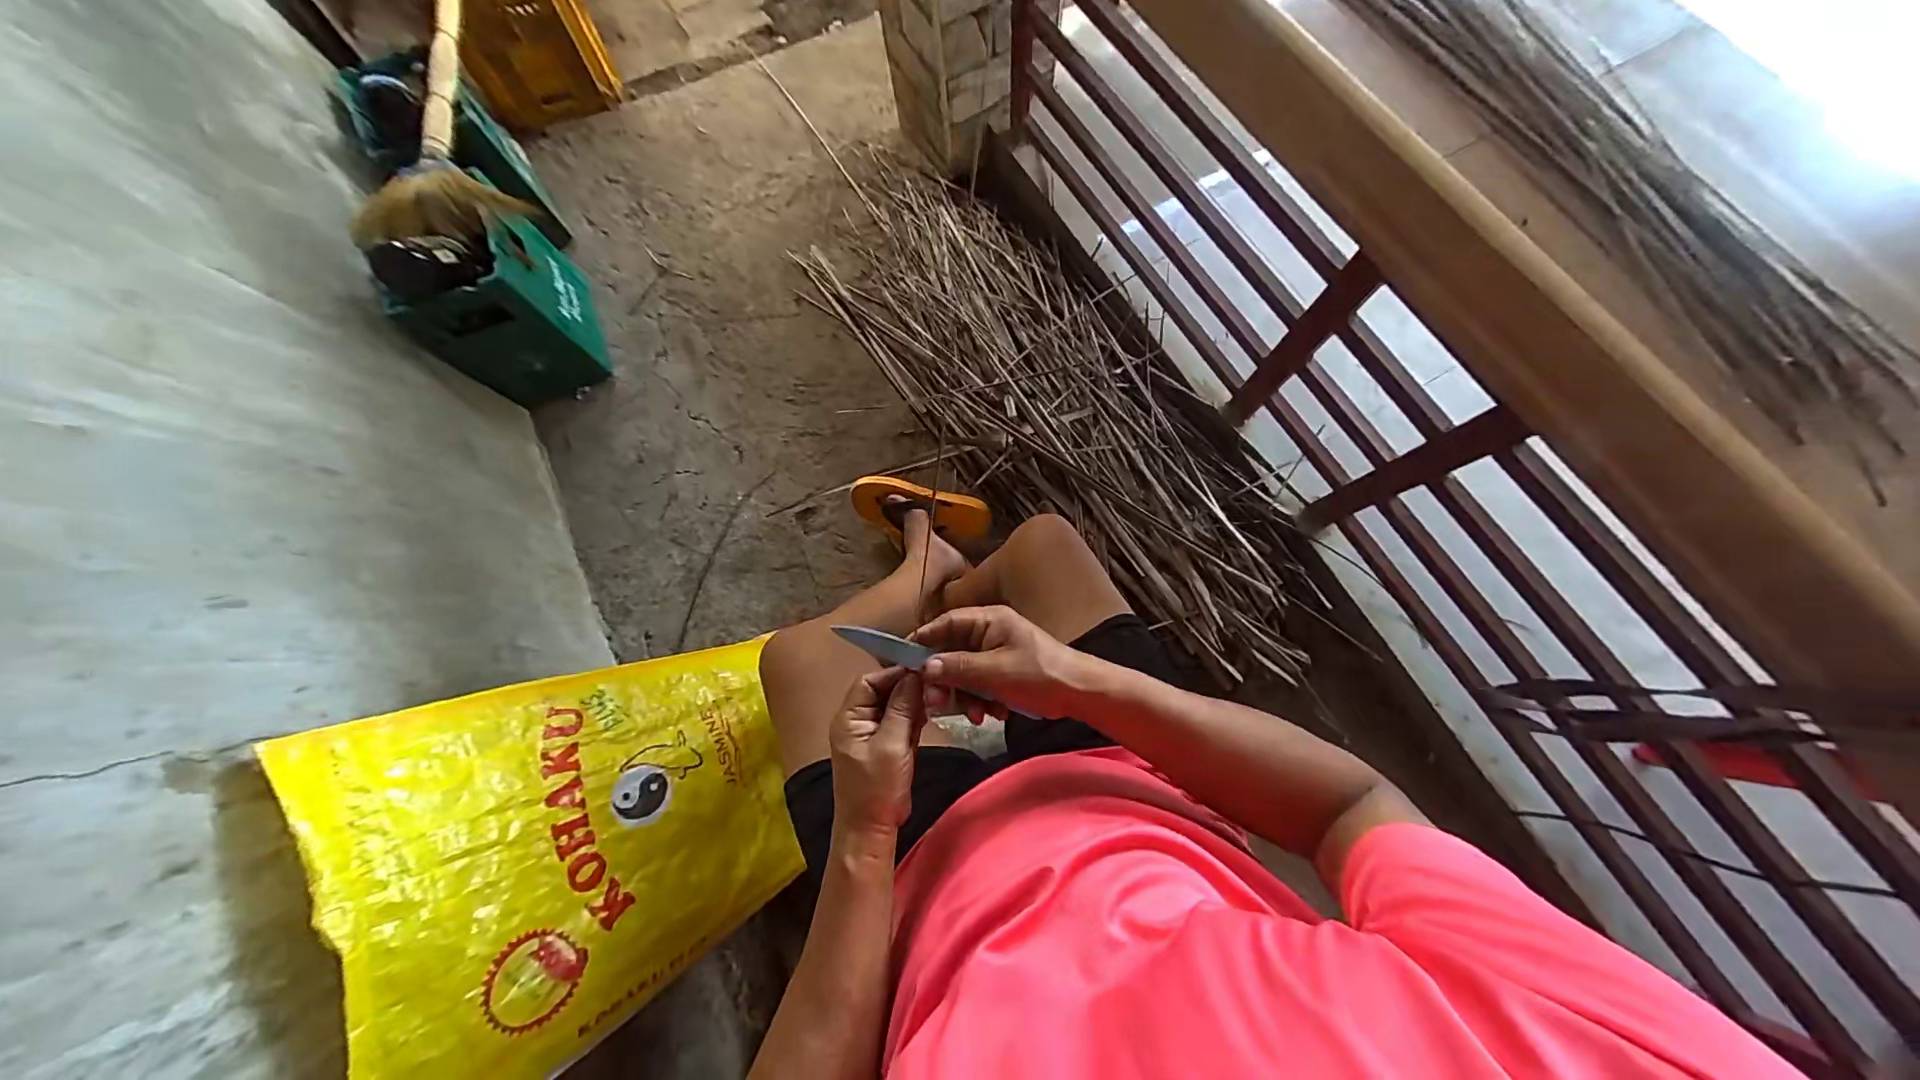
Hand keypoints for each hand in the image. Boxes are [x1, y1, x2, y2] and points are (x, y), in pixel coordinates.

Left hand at [829, 666, 926, 839]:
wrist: (872, 830)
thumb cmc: (877, 788)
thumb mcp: (893, 744)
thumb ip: (903, 707)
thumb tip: (915, 674)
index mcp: (849, 717)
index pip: (870, 681)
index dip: (896, 673)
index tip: (923, 671)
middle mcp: (857, 721)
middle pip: (884, 691)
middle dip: (908, 689)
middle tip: (934, 687)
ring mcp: (871, 734)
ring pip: (895, 706)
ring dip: (913, 705)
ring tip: (934, 703)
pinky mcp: (885, 746)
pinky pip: (901, 722)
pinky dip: (914, 720)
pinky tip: (928, 720)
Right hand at [910, 606, 1088, 721]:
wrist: (1079, 692)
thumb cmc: (1038, 673)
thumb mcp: (994, 672)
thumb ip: (957, 667)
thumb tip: (924, 666)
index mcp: (988, 621)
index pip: (946, 623)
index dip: (924, 640)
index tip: (905, 661)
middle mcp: (990, 633)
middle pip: (951, 652)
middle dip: (947, 680)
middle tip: (938, 702)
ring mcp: (997, 653)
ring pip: (964, 673)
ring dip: (966, 695)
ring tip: (977, 714)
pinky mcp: (1004, 673)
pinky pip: (980, 685)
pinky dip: (982, 700)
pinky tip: (992, 714)